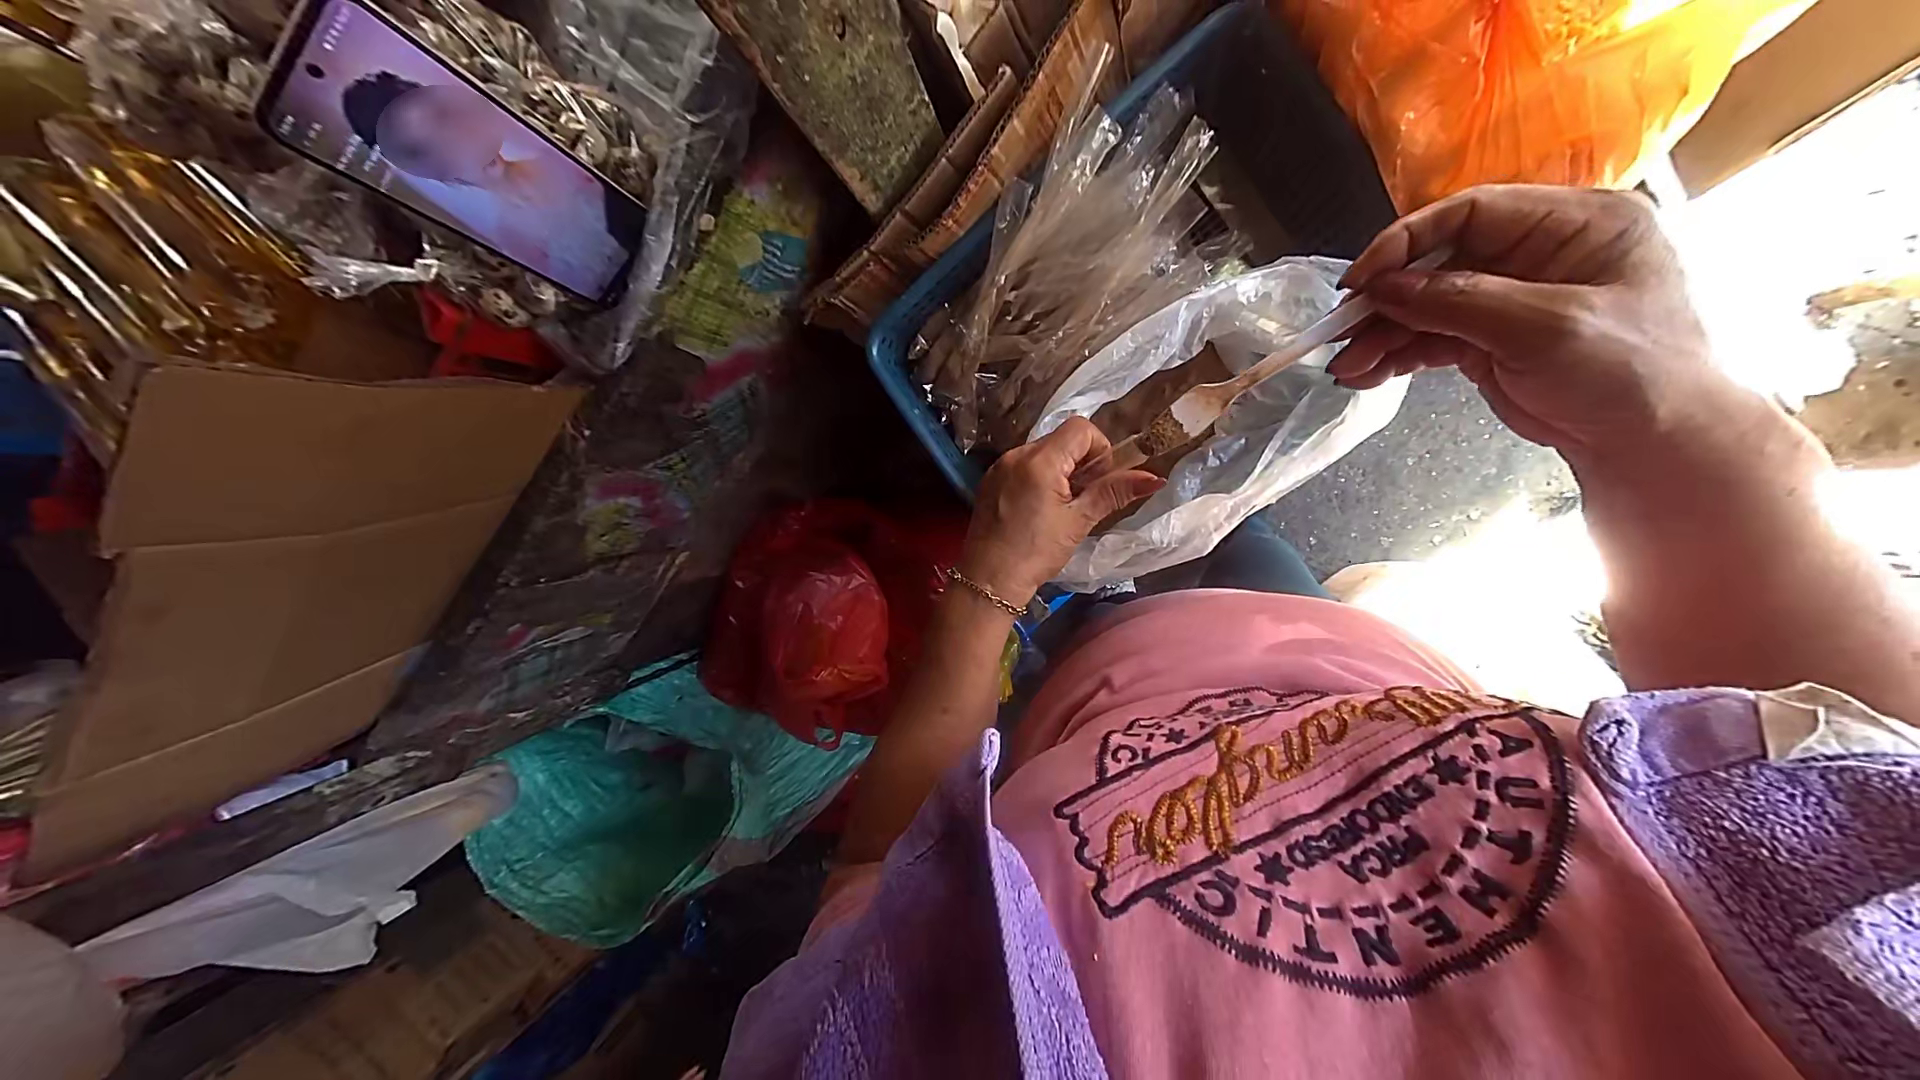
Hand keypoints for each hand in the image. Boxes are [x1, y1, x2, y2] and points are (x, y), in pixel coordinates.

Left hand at [959, 417, 1163, 602]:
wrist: (988, 579)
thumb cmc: (1036, 553)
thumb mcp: (1079, 521)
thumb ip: (1114, 492)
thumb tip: (1154, 478)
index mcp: (1040, 461)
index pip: (1081, 428)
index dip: (1099, 450)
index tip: (1098, 482)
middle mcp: (1016, 455)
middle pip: (1061, 438)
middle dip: (1081, 462)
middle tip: (1081, 498)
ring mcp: (1000, 466)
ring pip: (1042, 451)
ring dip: (1060, 470)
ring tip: (1059, 506)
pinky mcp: (990, 479)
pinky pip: (1022, 465)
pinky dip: (1038, 477)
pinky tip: (1037, 508)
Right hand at [1331, 184, 1731, 463]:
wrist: (1648, 441)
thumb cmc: (1627, 372)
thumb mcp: (1545, 328)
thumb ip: (1460, 302)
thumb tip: (1383, 288)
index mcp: (1573, 223)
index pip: (1471, 212)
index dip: (1406, 241)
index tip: (1359, 281)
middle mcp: (1535, 253)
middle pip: (1436, 264)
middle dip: (1385, 302)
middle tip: (1339, 335)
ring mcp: (1507, 299)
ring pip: (1423, 306)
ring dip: (1380, 337)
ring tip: (1347, 369)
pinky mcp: (1486, 339)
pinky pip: (1428, 339)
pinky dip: (1394, 357)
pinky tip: (1366, 375)